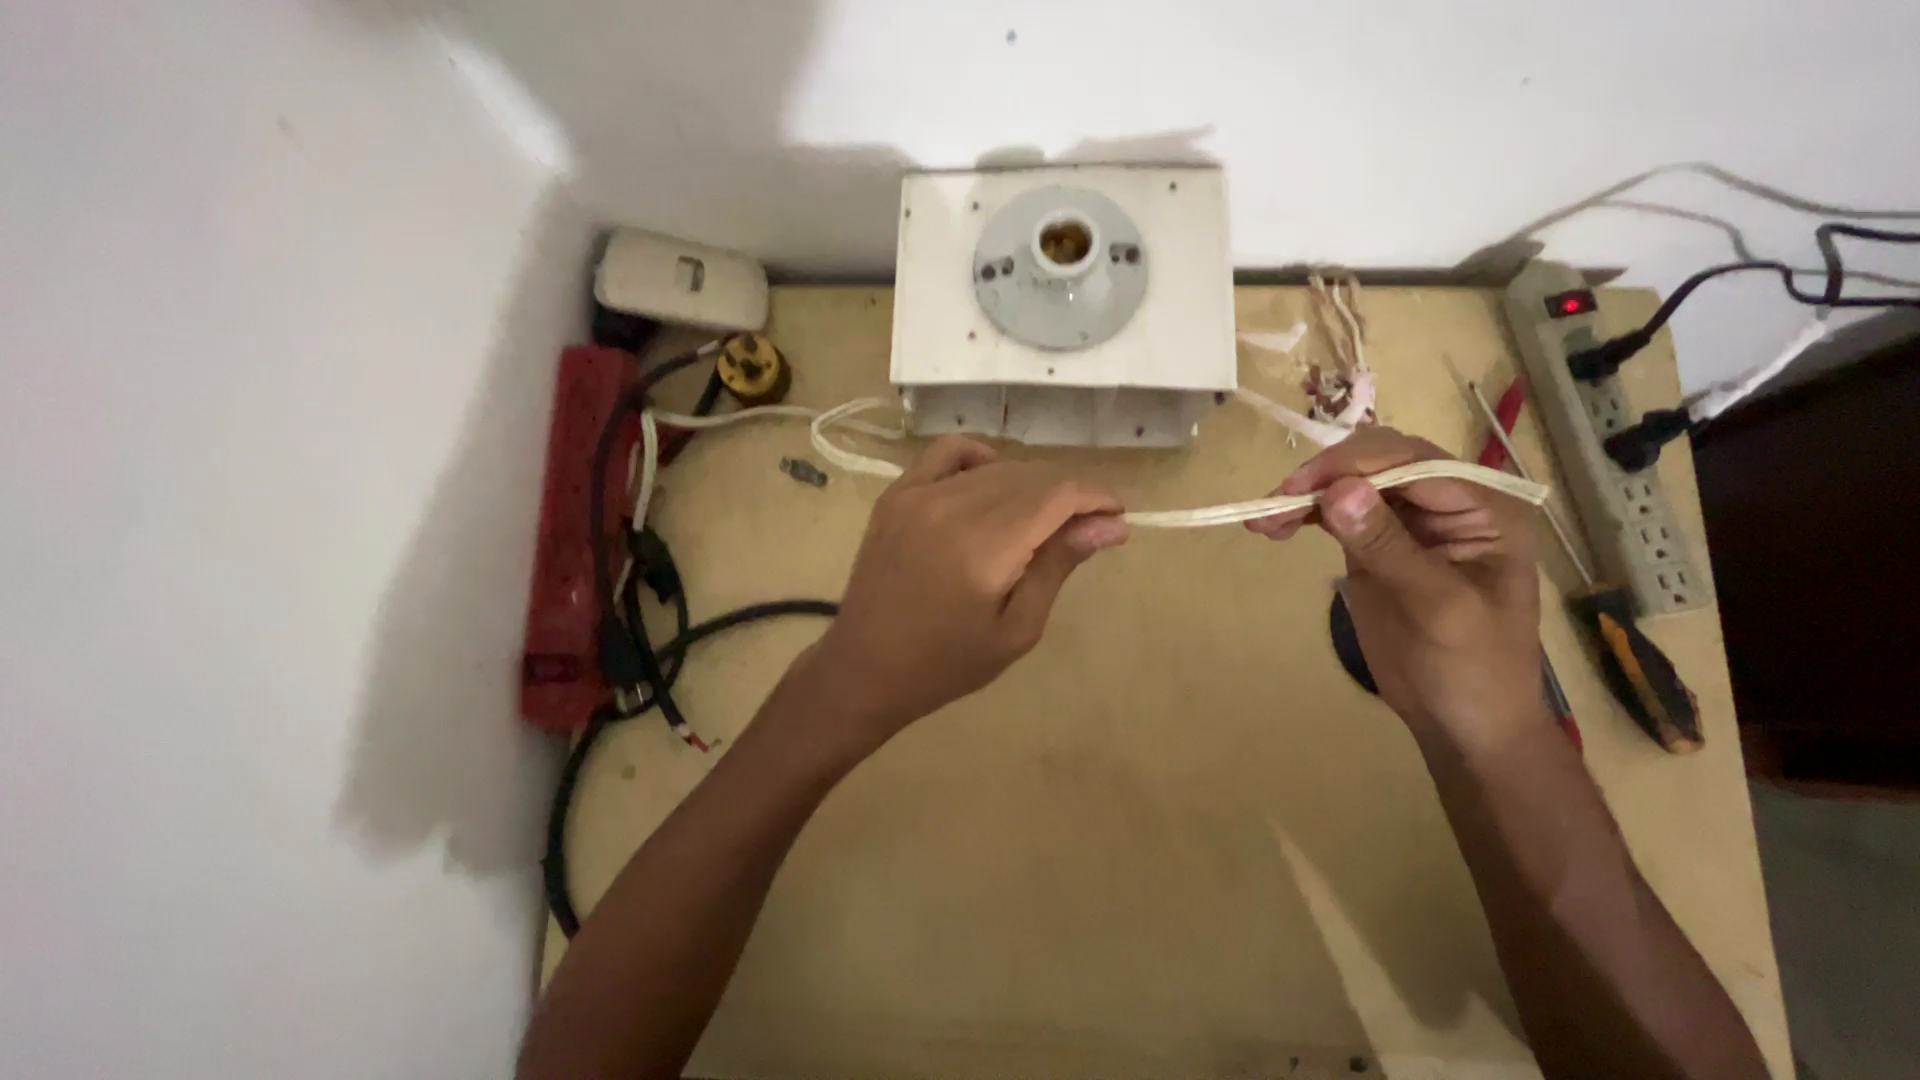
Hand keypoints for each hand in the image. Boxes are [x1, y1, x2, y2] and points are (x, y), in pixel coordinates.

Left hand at [792, 436, 1128, 751]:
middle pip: (1031, 476)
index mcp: (985, 547)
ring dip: (1032, 482)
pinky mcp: (897, 495)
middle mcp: (952, 507)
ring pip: (996, 466)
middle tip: (1087, 527)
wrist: (865, 667)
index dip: (1096, 497)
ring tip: (1044, 517)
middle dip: (1070, 494)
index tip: (1116, 517)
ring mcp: (918, 495)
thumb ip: (1059, 565)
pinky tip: (994, 483)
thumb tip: (1111, 524)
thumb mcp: (1017, 628)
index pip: (1057, 494)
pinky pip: (948, 453)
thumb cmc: (947, 663)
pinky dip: (981, 458)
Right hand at [1246, 427, 1543, 752]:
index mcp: (1486, 508)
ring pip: (1353, 482)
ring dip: (1307, 493)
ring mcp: (1410, 522)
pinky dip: (1305, 515)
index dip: (1356, 465)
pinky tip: (1274, 527)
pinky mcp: (1377, 544)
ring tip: (1263, 519)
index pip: (1415, 462)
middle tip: (1277, 503)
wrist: (1464, 721)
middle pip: (1381, 461)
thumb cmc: (1472, 668)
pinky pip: (1338, 512)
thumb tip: (1336, 490)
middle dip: (1327, 475)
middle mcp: (1449, 503)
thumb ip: (1388, 547)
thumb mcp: (1438, 608)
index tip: (1300, 488)